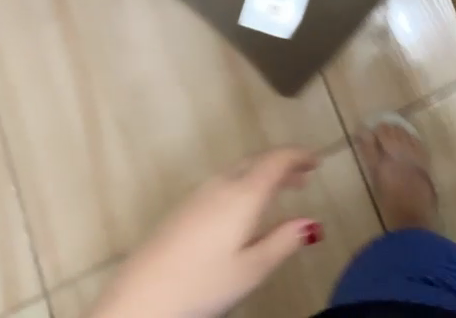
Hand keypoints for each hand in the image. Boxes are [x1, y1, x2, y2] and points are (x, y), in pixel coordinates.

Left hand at [91, 148, 322, 317]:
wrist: (139, 299)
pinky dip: (242, 185)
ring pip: (238, 172)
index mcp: (244, 194)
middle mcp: (222, 184)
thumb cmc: (202, 286)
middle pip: (257, 162)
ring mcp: (198, 195)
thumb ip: (283, 241)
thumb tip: (312, 223)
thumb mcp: (251, 270)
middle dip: (282, 165)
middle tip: (303, 177)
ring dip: (261, 175)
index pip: (277, 160)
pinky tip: (242, 211)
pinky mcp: (182, 209)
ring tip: (277, 192)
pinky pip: (222, 183)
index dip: (299, 156)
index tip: (316, 160)